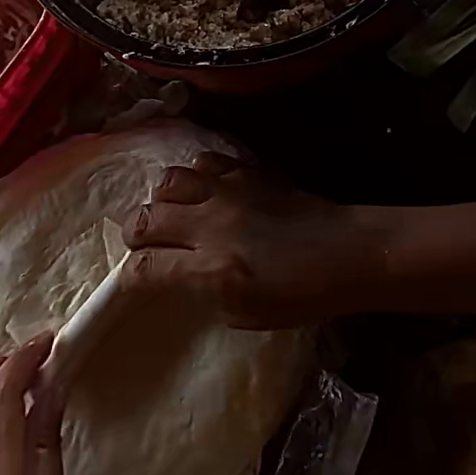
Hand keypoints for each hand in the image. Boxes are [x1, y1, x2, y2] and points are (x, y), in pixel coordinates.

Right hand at [123, 152, 379, 328]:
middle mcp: (210, 225)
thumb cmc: (300, 294)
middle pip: (148, 218)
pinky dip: (196, 175)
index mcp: (211, 270)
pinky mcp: (245, 172)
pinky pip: (205, 161)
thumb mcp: (245, 313)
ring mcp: (228, 192)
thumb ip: (202, 292)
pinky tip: (204, 187)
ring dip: (163, 199)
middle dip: (136, 233)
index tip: (134, 279)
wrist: (344, 252)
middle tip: (144, 241)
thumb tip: (176, 276)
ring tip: (171, 210)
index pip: (146, 267)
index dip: (131, 275)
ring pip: (170, 181)